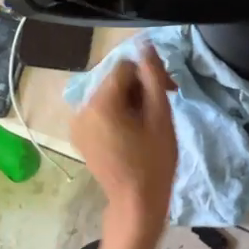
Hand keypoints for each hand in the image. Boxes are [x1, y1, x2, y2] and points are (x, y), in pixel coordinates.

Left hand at [71, 43, 177, 242]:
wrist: (136, 204)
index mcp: (100, 102)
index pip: (126, 66)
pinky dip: (118, 113)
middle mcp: (82, 108)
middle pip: (115, 79)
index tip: (170, 92)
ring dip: (130, 100)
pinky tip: (133, 131)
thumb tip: (145, 45)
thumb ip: (153, 76)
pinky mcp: (80, 135)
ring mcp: (78, 123)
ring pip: (109, 94)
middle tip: (161, 109)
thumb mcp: (160, 115)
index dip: (150, 74)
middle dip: (139, 88)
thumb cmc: (154, 161)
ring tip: (147, 122)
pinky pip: (101, 110)